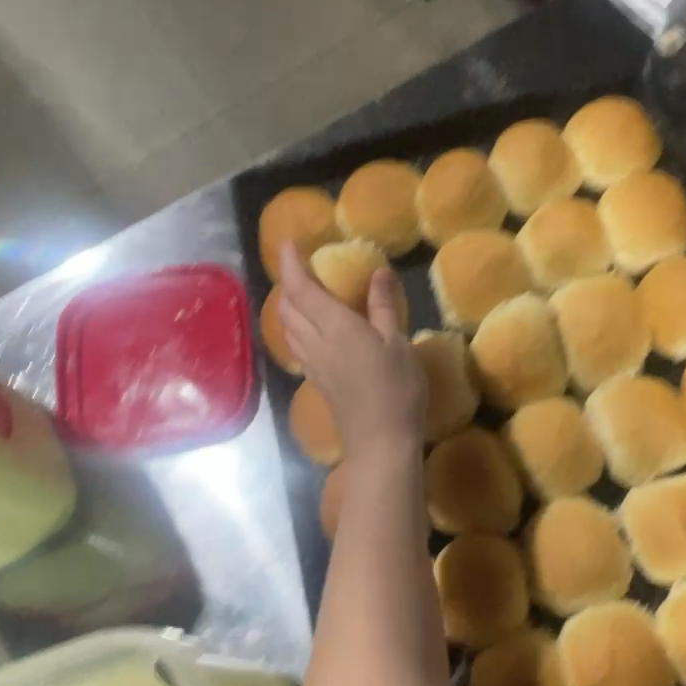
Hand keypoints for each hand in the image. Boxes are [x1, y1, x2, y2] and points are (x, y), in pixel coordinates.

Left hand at [277, 242, 424, 461]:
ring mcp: (313, 365)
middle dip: (288, 284)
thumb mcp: (398, 343)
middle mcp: (315, 342)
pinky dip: (298, 328)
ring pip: (288, 328)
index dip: (290, 264)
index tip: (289, 244)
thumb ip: (384, 307)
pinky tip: (314, 331)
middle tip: (301, 269)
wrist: (380, 442)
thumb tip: (379, 272)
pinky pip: (298, 346)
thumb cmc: (396, 389)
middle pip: (287, 307)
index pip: (301, 288)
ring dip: (289, 307)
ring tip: (305, 296)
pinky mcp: (318, 382)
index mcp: (335, 326)